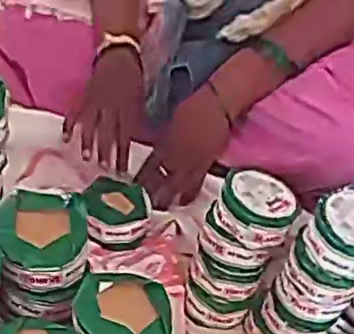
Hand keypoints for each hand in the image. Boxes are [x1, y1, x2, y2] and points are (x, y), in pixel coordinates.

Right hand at [64, 46, 144, 173]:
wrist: (119, 53)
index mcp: (126, 108)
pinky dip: (69, 124)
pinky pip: (75, 111)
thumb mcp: (139, 101)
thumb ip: (134, 122)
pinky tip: (66, 139)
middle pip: (107, 133)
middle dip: (106, 152)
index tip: (121, 173)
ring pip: (91, 124)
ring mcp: (96, 100)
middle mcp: (110, 105)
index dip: (122, 156)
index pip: (124, 137)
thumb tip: (130, 146)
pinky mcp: (84, 95)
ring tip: (86, 158)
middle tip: (104, 170)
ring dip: (88, 142)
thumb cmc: (132, 81)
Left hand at [136, 85, 229, 207]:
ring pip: (175, 187)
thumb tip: (154, 149)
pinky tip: (182, 203)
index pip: (149, 167)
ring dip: (167, 199)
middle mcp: (176, 157)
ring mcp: (190, 164)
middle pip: (160, 181)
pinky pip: (195, 186)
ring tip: (160, 208)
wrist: (218, 104)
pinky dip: (187, 196)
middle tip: (144, 206)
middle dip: (151, 195)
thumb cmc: (194, 106)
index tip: (134, 191)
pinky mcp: (205, 167)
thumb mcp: (171, 121)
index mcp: (165, 144)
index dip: (141, 180)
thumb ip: (162, 139)